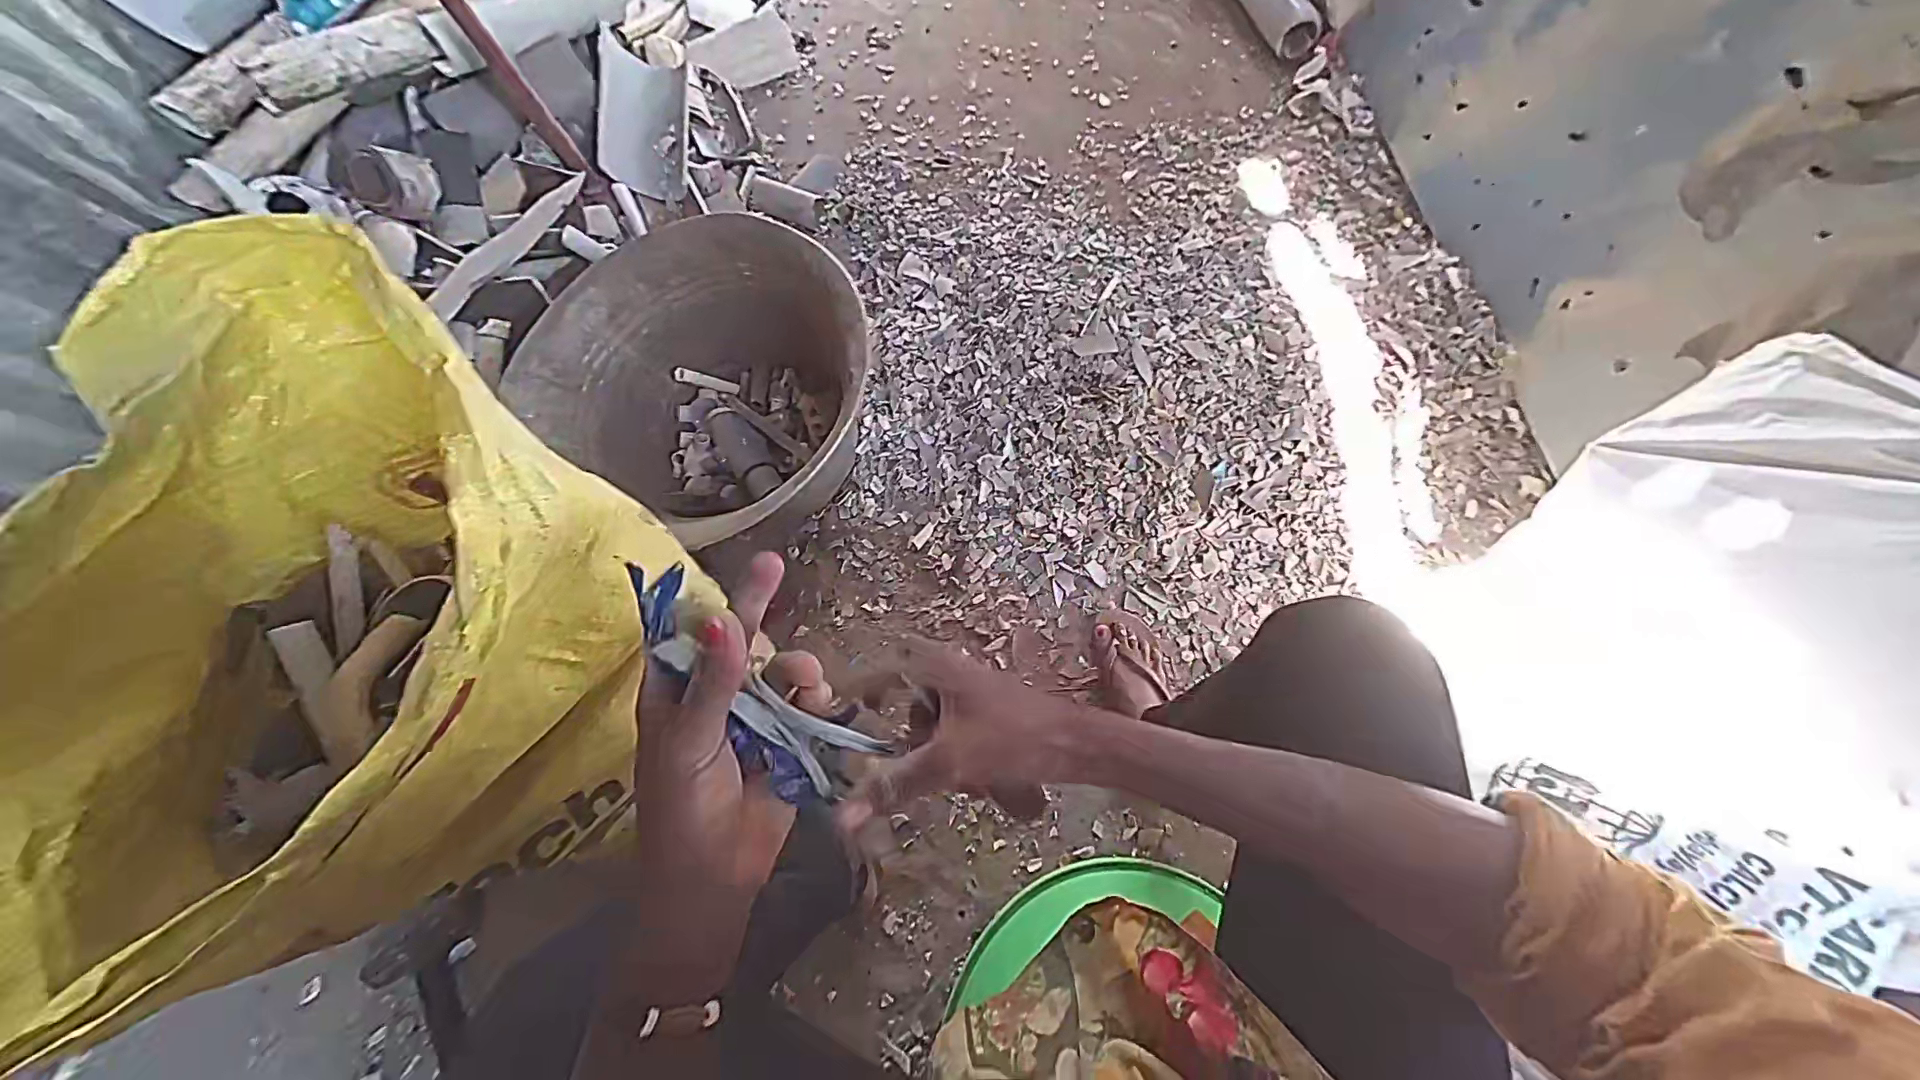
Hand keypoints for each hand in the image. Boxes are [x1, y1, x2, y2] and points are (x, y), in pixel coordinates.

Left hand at [624, 552, 830, 992]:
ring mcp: (752, 713)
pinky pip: (804, 699)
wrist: (719, 877)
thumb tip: (726, 620)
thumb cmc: (683, 809)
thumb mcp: (690, 741)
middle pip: (740, 639)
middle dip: (757, 606)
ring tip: (807, 682)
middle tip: (772, 566)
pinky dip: (814, 695)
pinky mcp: (785, 734)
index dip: (706, 598)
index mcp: (675, 692)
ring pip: (779, 667)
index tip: (715, 563)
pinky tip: (818, 702)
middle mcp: (714, 694)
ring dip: (795, 665)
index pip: (688, 633)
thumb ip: (714, 682)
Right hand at [837, 638, 1089, 832]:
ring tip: (974, 782)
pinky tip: (991, 784)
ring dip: (949, 765)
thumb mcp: (949, 762)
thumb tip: (842, 815)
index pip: (886, 672)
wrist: (1077, 746)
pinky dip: (969, 765)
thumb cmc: (1013, 738)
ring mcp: (976, 697)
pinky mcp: (994, 717)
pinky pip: (964, 742)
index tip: (854, 720)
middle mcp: (954, 676)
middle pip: (915, 714)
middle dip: (923, 751)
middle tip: (939, 774)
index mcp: (939, 669)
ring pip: (941, 734)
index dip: (866, 693)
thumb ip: (895, 785)